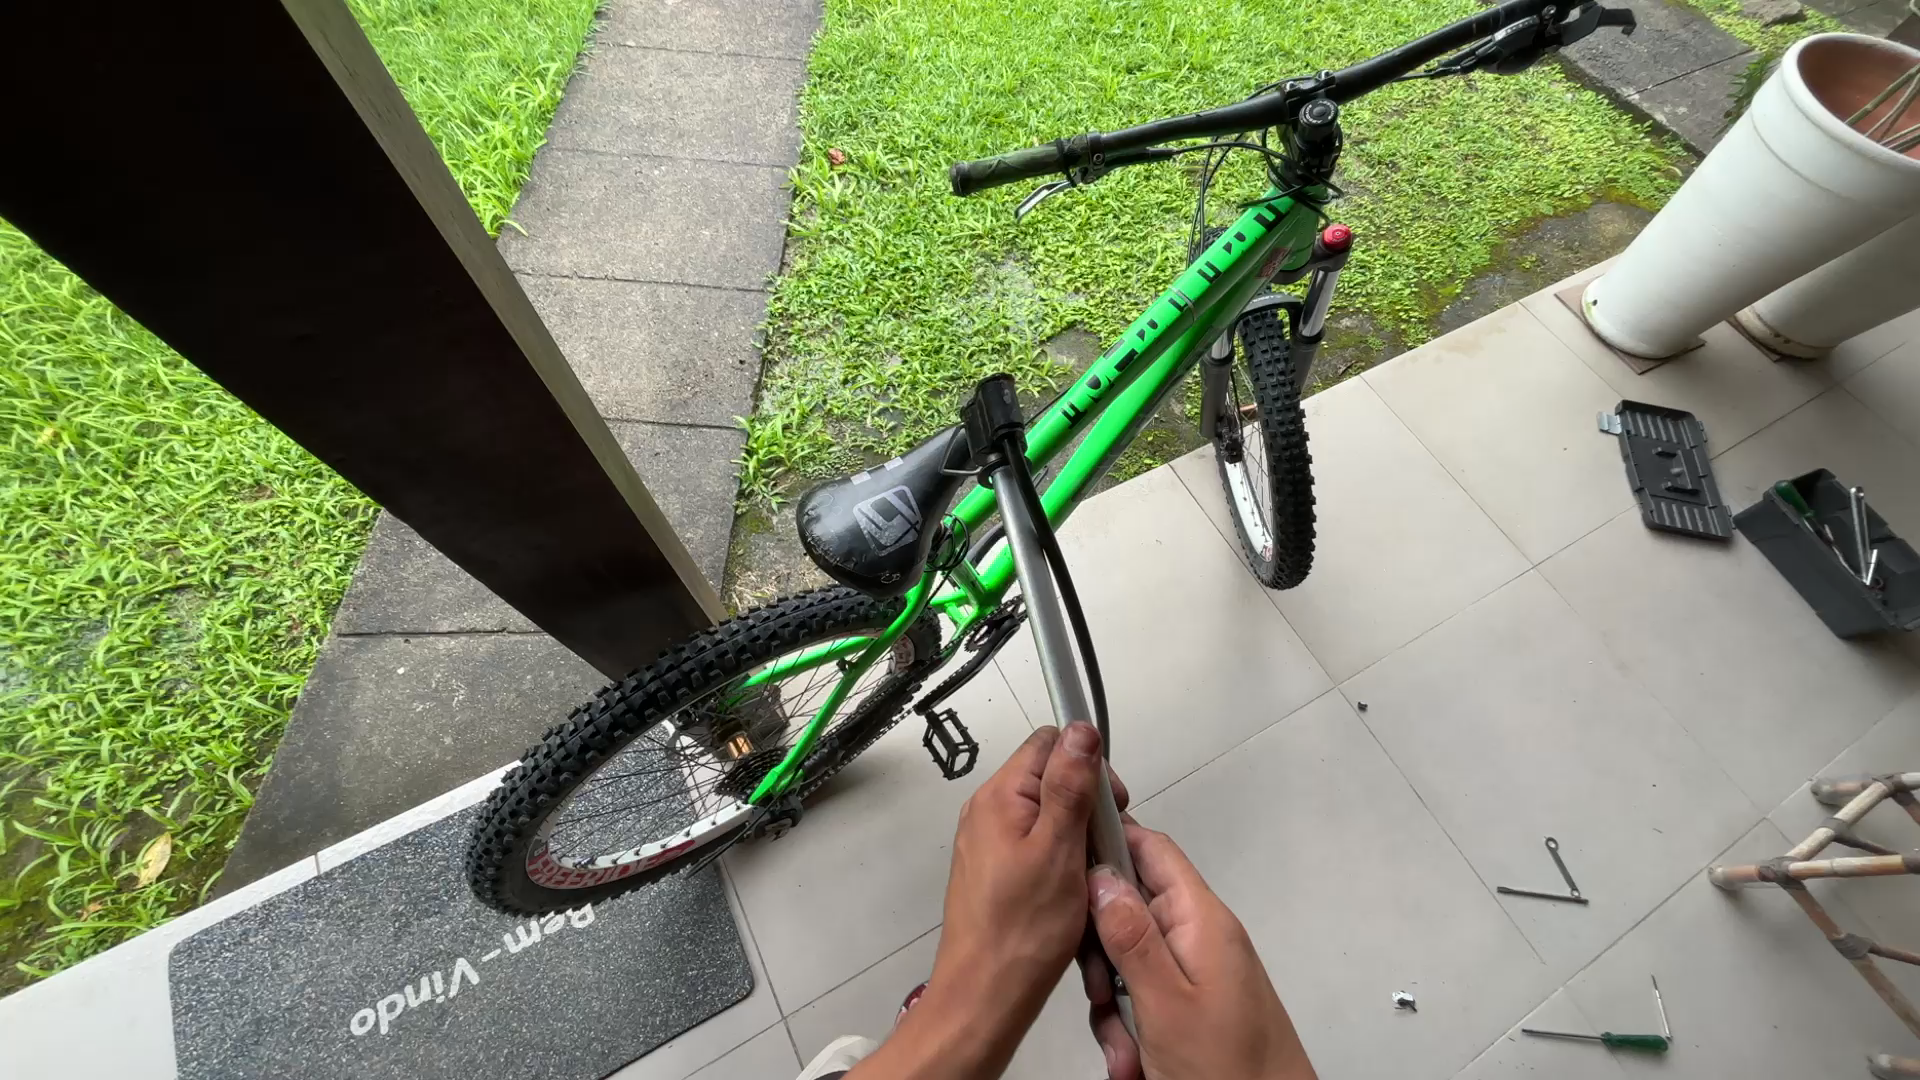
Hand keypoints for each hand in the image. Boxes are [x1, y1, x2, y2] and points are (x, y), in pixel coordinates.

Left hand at [850, 722, 1119, 1079]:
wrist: (983, 996)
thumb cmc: (1025, 926)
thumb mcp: (1059, 849)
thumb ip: (1069, 785)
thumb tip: (1080, 727)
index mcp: (1000, 794)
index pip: (1048, 743)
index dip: (1086, 764)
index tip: (1111, 806)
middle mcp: (987, 807)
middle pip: (1047, 776)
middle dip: (1083, 802)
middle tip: (1105, 846)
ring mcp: (985, 838)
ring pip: (1043, 812)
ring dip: (1074, 832)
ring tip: (1089, 872)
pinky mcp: (990, 867)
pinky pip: (1031, 841)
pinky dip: (1057, 855)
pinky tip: (1070, 887)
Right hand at [1083, 823, 1316, 1079]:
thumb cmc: (1225, 1067)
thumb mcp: (1166, 1003)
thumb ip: (1130, 934)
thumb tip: (1098, 871)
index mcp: (1199, 916)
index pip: (1151, 847)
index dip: (1108, 839)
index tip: (1064, 862)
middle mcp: (1195, 933)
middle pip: (1128, 906)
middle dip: (1101, 949)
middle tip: (1096, 992)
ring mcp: (1192, 970)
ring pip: (1127, 957)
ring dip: (1111, 1001)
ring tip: (1123, 1050)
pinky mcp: (1189, 1004)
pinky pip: (1141, 993)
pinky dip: (1129, 1026)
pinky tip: (1131, 1062)